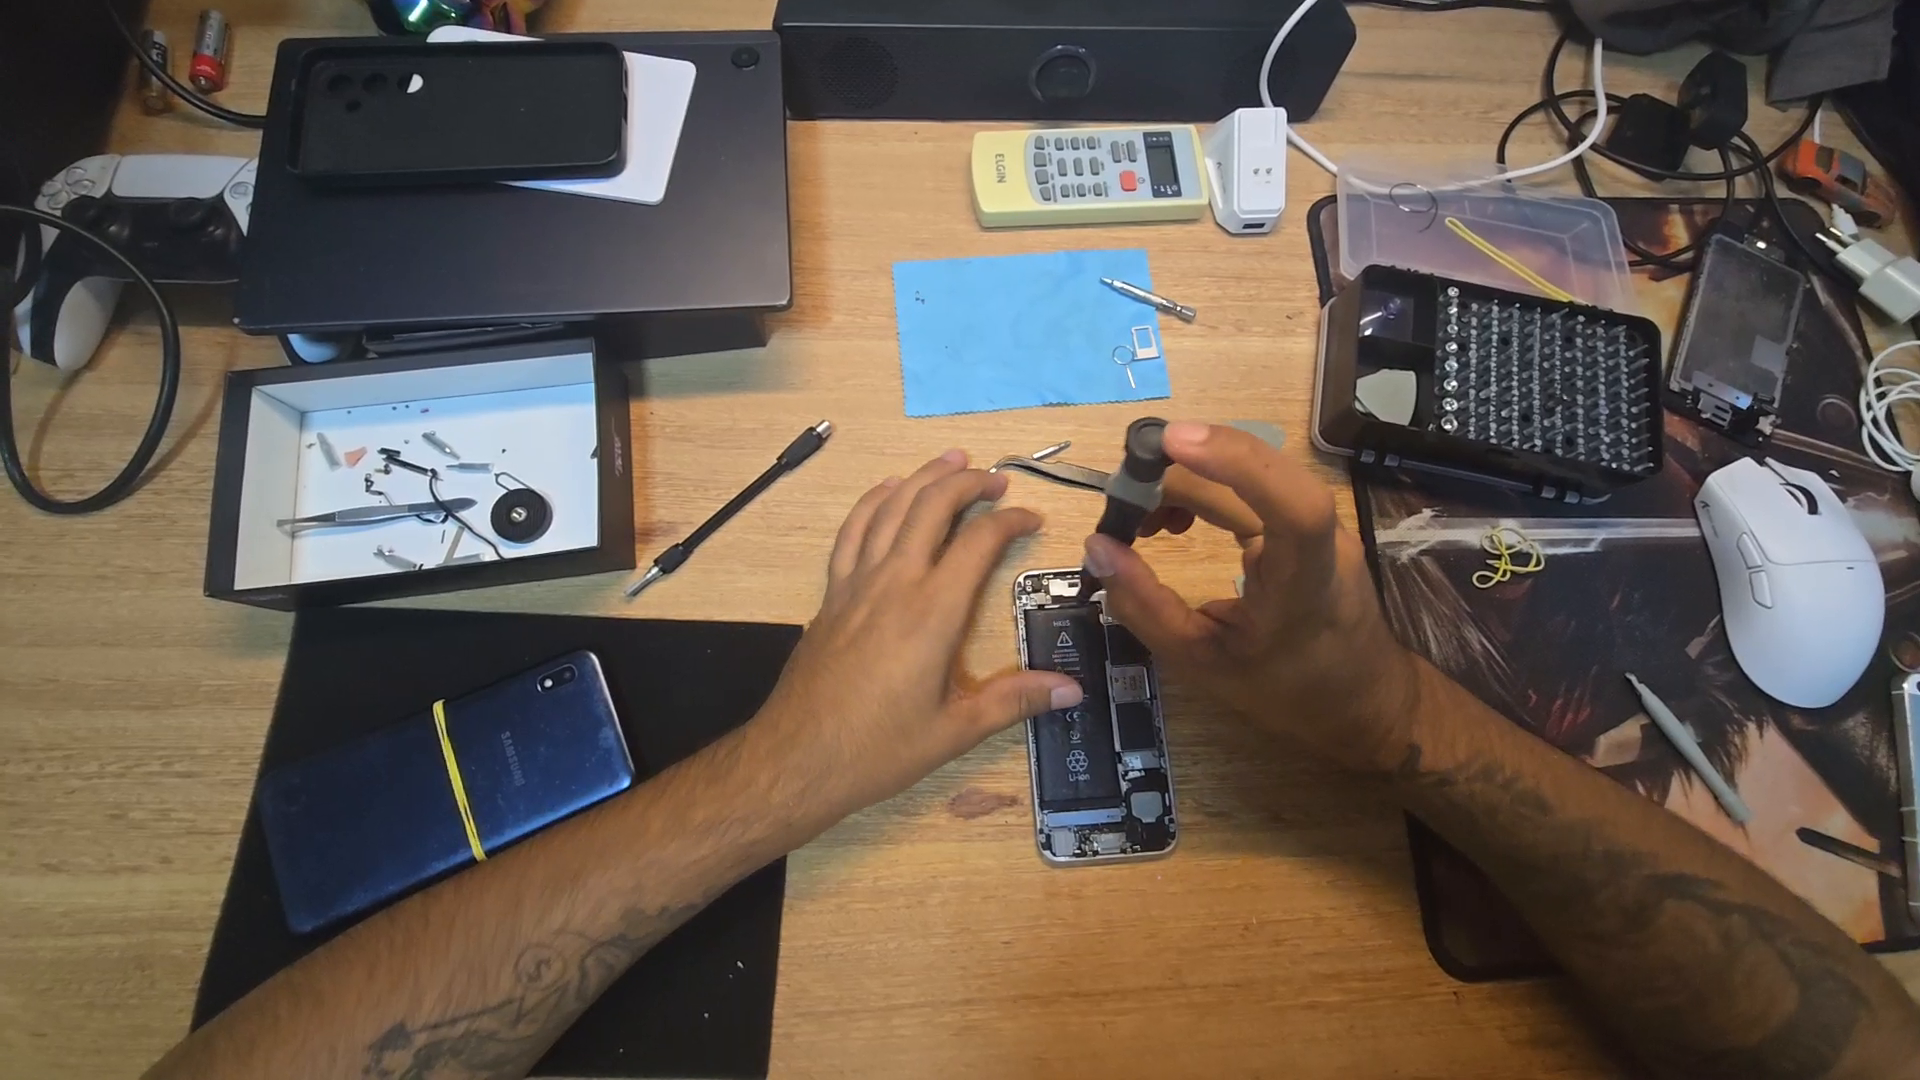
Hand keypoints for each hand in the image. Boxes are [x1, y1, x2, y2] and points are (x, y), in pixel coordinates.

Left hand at [747, 450, 1082, 829]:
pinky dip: (872, 501)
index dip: (1010, 521)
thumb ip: (1014, 700)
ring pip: (890, 507)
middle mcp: (894, 582)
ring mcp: (856, 583)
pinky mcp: (832, 593)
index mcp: (932, 612)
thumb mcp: (955, 731)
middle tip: (997, 480)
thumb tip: (1073, 689)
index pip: (978, 542)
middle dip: (968, 482)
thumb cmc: (878, 748)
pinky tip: (887, 490)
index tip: (1032, 519)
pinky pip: (852, 531)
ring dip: (922, 477)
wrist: (796, 758)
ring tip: (951, 459)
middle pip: (931, 506)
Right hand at [1082, 422, 1419, 771]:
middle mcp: (1323, 540)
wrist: (1359, 700)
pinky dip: (1204, 494)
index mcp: (1304, 584)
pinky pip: (1251, 490)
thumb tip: (1096, 545)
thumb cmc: (1281, 689)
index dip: (1235, 461)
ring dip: (1182, 484)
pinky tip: (1174, 524)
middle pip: (1246, 478)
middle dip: (1172, 477)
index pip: (1292, 505)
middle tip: (1117, 510)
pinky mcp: (1309, 523)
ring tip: (1139, 524)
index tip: (1170, 441)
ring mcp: (1321, 526)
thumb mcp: (1197, 660)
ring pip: (1245, 475)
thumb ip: (1142, 603)